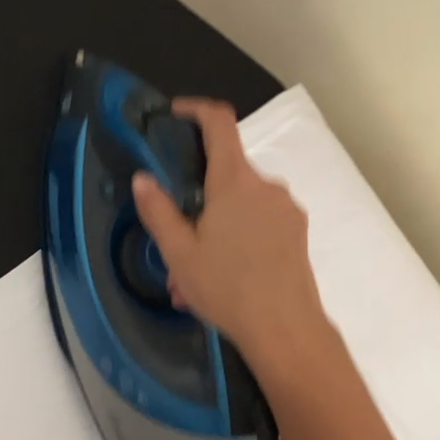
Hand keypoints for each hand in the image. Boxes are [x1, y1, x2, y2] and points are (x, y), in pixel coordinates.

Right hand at [133, 98, 330, 371]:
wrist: (284, 328)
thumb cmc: (226, 287)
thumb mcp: (179, 253)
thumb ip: (159, 211)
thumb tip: (143, 179)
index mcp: (234, 181)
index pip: (218, 123)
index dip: (195, 110)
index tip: (174, 116)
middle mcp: (265, 185)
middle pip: (225, 176)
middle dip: (195, 204)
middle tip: (173, 245)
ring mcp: (285, 209)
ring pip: (240, 208)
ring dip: (212, 233)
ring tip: (192, 279)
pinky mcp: (296, 234)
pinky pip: (258, 227)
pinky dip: (235, 244)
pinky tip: (220, 283)